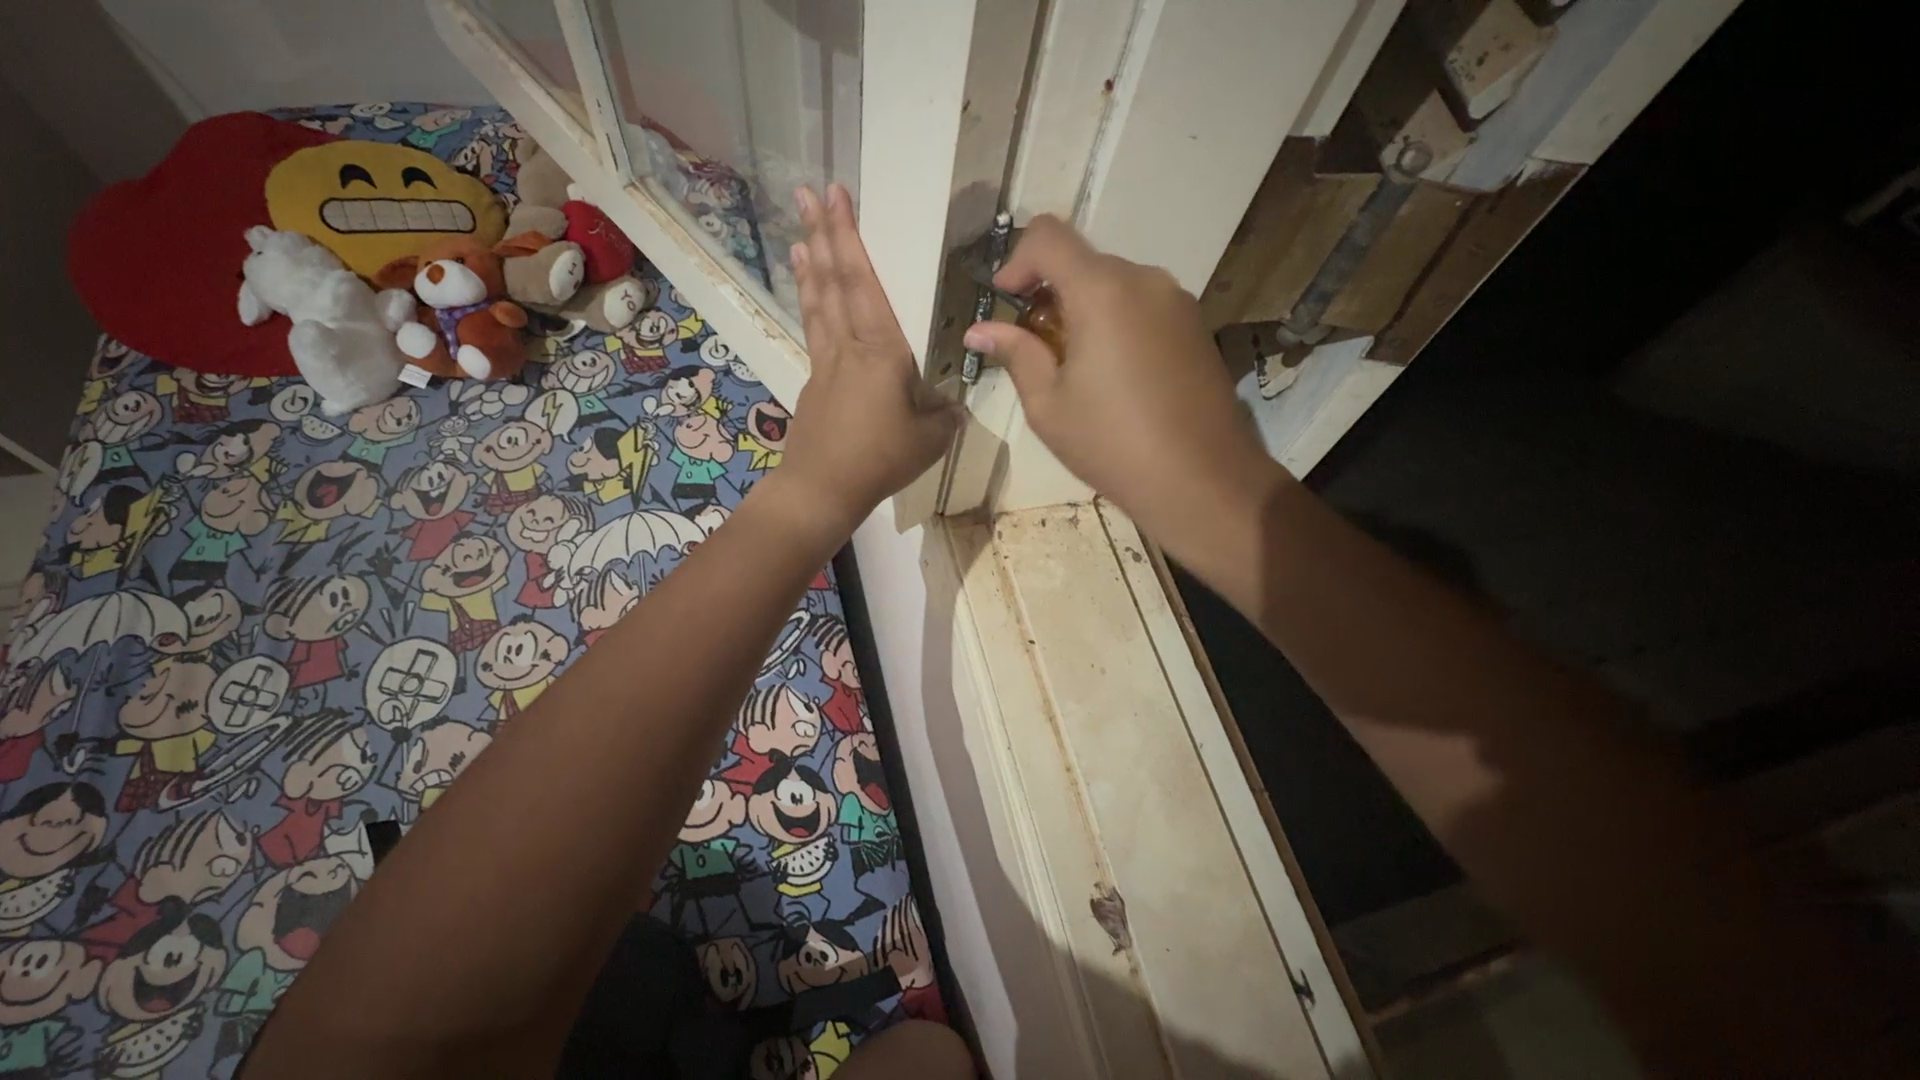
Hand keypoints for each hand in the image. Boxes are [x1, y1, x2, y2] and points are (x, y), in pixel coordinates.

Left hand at [773, 184, 958, 533]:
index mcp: (881, 350)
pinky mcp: (815, 383)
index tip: (837, 197)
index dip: (850, 237)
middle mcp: (849, 346)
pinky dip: (810, 302)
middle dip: (824, 232)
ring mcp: (826, 363)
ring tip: (801, 232)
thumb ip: (945, 415)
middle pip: (834, 280)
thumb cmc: (881, 459)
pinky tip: (810, 295)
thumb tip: (955, 406)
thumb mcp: (931, 438)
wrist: (822, 488)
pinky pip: (814, 330)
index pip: (864, 281)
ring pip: (818, 302)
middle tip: (810, 192)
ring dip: (811, 263)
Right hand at [962, 216, 1278, 539]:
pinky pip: (1143, 306)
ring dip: (1085, 310)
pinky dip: (1117, 323)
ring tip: (1076, 368)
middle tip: (1036, 348)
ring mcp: (1177, 301)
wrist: (1203, 480)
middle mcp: (1144, 280)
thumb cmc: (1113, 444)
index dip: (1017, 260)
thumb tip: (979, 330)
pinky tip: (1115, 377)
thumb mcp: (1049, 406)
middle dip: (1050, 294)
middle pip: (1083, 262)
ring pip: (1115, 285)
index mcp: (1102, 291)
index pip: (1048, 235)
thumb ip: (1016, 354)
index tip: (1006, 302)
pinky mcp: (1196, 326)